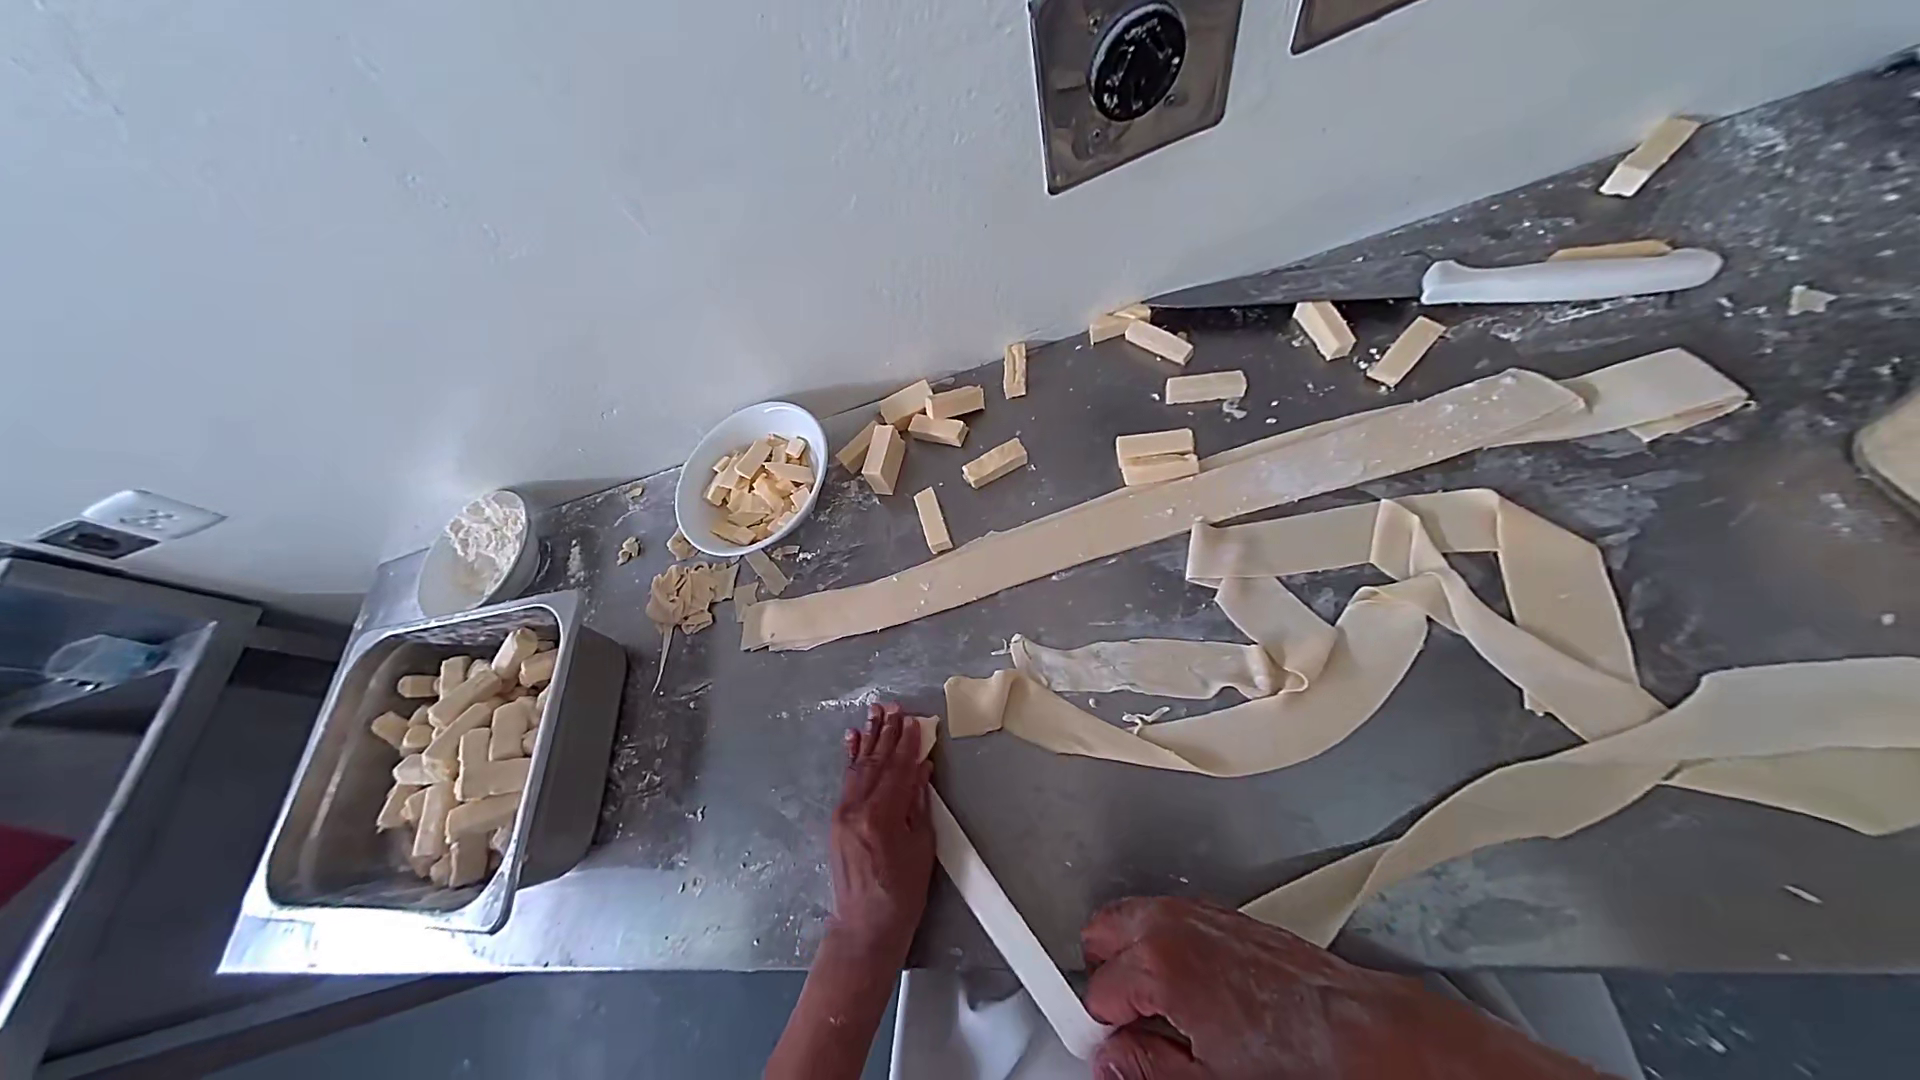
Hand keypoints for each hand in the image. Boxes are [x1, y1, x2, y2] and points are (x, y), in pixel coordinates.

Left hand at [828, 703, 933, 957]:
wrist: (865, 926)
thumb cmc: (903, 892)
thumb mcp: (922, 846)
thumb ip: (918, 803)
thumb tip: (921, 769)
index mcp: (881, 816)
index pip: (898, 769)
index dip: (907, 743)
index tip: (914, 720)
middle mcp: (856, 808)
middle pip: (876, 762)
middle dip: (886, 732)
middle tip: (893, 706)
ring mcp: (842, 813)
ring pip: (859, 767)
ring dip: (869, 738)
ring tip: (874, 713)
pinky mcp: (836, 819)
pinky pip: (846, 780)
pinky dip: (852, 758)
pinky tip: (853, 740)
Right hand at [1082, 897, 1609, 1079]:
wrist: (1354, 1029)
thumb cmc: (1294, 1055)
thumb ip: (1145, 1067)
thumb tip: (1109, 1059)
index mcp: (1159, 963)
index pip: (1095, 988)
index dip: (1098, 1025)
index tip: (1106, 1041)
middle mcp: (1168, 923)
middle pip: (1099, 933)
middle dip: (1104, 976)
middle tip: (1129, 1021)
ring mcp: (1191, 910)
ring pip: (1127, 919)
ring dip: (1128, 956)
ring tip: (1162, 1005)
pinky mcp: (1212, 909)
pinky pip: (1161, 916)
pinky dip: (1157, 941)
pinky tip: (1189, 985)